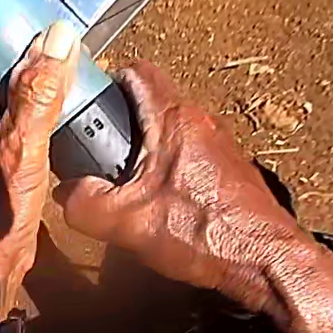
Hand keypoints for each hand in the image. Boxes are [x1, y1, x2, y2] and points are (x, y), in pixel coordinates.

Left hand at [0, 23, 78, 325]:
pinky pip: (22, 130)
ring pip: (10, 104)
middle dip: (22, 59)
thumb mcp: (22, 144)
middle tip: (58, 42)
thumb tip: (57, 39)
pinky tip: (62, 118)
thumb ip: (38, 94)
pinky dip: (40, 118)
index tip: (26, 17)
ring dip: (33, 89)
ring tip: (66, 73)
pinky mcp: (4, 167)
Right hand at [54, 62, 324, 318]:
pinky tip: (158, 203)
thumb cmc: (210, 235)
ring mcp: (219, 145)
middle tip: (100, 151)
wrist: (266, 262)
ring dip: (146, 148)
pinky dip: (167, 168)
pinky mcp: (227, 169)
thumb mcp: (126, 223)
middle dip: (121, 122)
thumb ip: (83, 204)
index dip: (105, 81)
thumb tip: (66, 193)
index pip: (136, 70)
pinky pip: (188, 154)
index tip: (88, 103)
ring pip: (170, 129)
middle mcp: (202, 122)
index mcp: (175, 119)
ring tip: (126, 182)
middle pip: (151, 101)